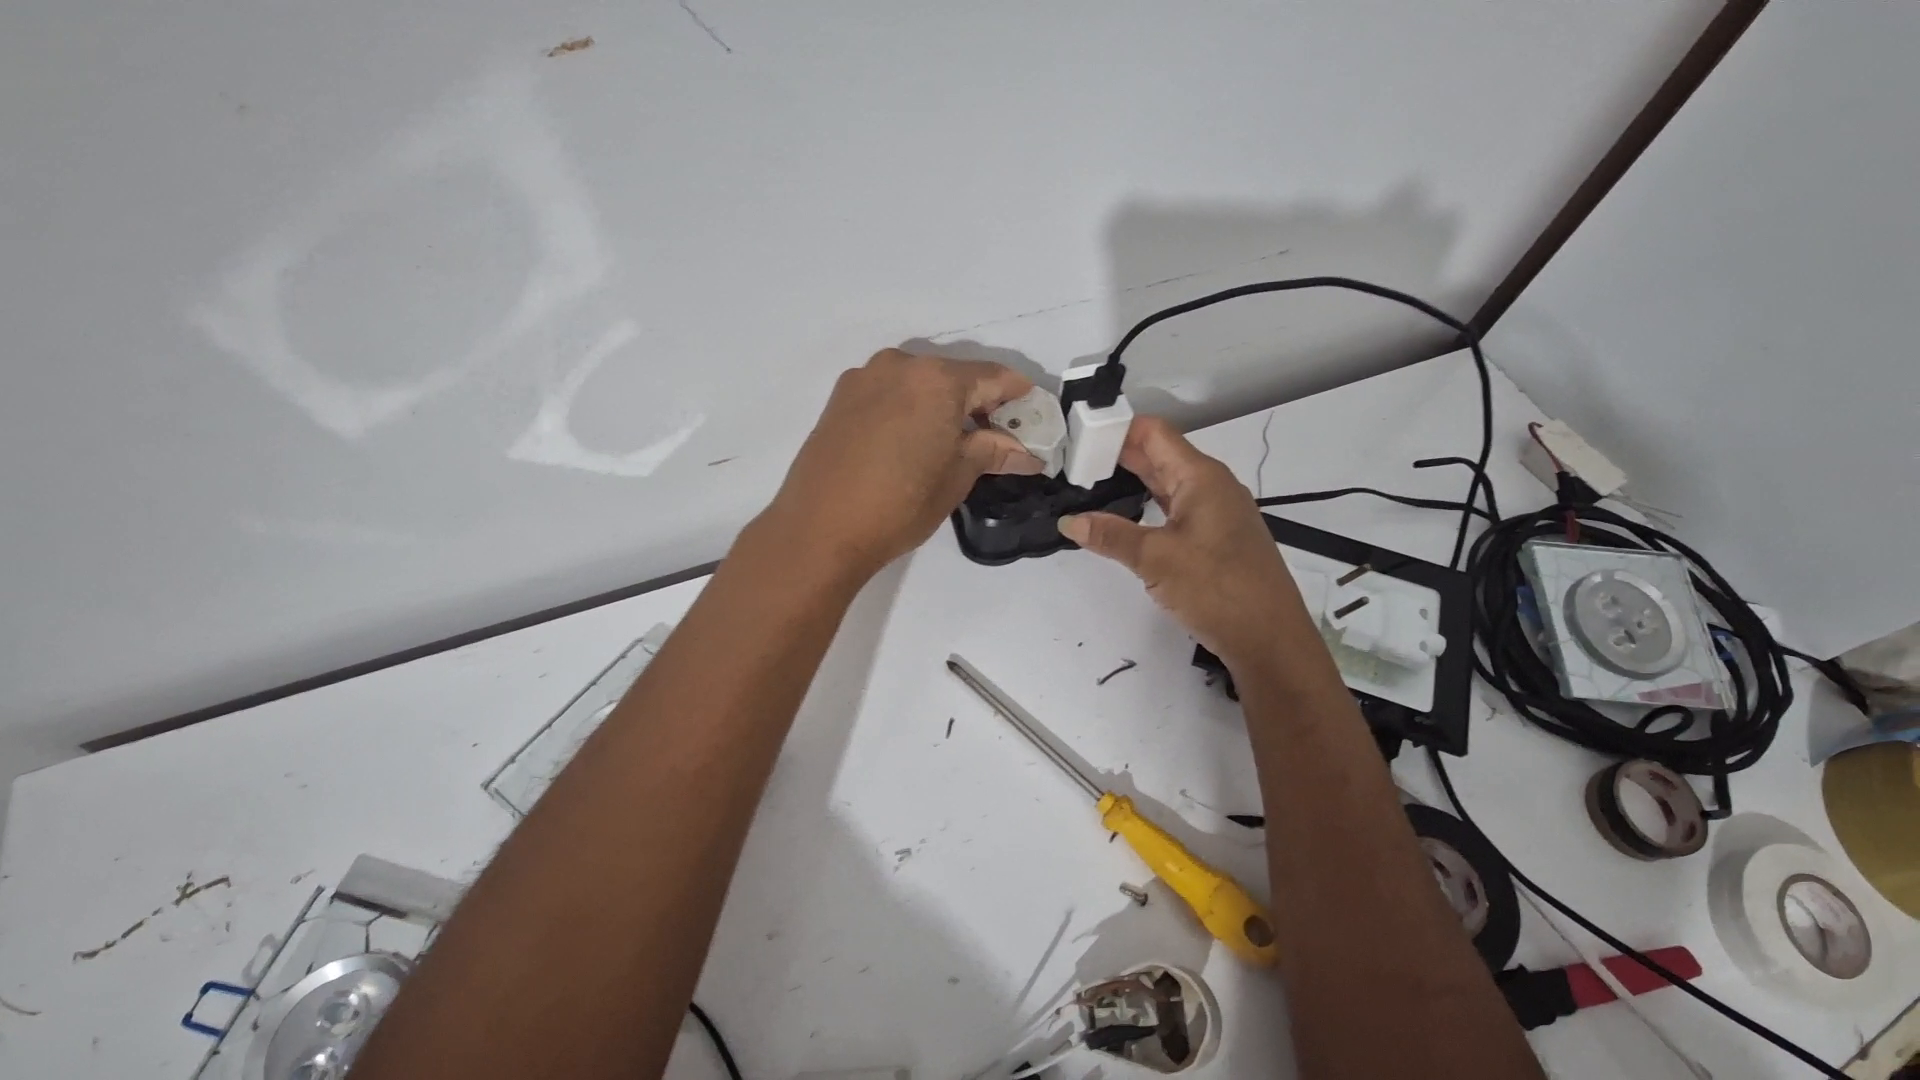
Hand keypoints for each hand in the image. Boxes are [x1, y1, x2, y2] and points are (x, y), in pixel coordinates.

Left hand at [761, 349, 1042, 580]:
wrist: (819, 529)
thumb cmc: (899, 505)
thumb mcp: (956, 478)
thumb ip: (993, 452)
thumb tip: (1027, 453)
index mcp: (937, 379)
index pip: (993, 377)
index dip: (1019, 396)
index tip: (1033, 418)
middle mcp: (901, 365)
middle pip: (955, 376)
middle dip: (979, 402)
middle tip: (997, 436)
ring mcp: (865, 378)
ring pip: (919, 382)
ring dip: (942, 404)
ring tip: (953, 442)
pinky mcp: (840, 398)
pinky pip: (890, 392)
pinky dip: (910, 408)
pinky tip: (913, 441)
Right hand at [1059, 417, 1308, 672]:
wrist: (1270, 638)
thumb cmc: (1217, 588)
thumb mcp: (1156, 559)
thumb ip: (1111, 536)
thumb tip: (1069, 522)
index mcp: (1201, 477)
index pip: (1153, 433)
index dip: (1116, 428)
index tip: (1079, 434)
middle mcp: (1212, 487)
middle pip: (1160, 455)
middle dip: (1118, 454)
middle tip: (1073, 459)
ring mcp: (1217, 513)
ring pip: (1168, 484)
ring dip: (1132, 481)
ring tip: (1090, 484)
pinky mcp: (1216, 539)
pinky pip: (1176, 509)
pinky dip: (1148, 506)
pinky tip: (1124, 519)